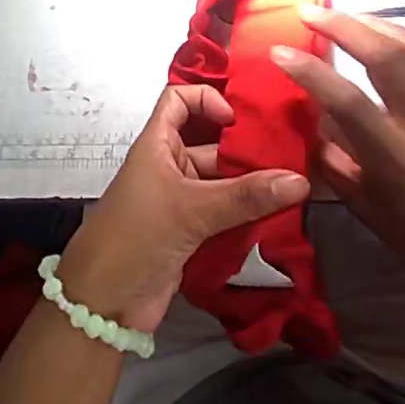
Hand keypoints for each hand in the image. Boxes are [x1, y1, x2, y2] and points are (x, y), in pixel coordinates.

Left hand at [59, 85, 309, 333]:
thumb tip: (301, 180)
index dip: (208, 98)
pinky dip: (250, 211)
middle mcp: (170, 165)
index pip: (179, 100)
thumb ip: (246, 196)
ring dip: (254, 183)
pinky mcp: (192, 230)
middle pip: (212, 142)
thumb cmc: (136, 237)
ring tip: (298, 182)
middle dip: (247, 147)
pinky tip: (283, 212)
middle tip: (293, 152)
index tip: (239, 119)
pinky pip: (226, 210)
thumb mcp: (192, 210)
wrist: (104, 305)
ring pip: (223, 180)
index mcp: (157, 144)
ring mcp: (182, 199)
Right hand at [269, 6, 404, 301]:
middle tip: (309, 12)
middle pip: (387, 56)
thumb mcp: (363, 206)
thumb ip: (332, 160)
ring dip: (374, 23)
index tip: (279, 51)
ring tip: (343, 16)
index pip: (348, 101)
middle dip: (344, 26)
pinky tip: (386, 35)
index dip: (311, 72)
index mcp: (394, 158)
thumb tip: (312, 119)